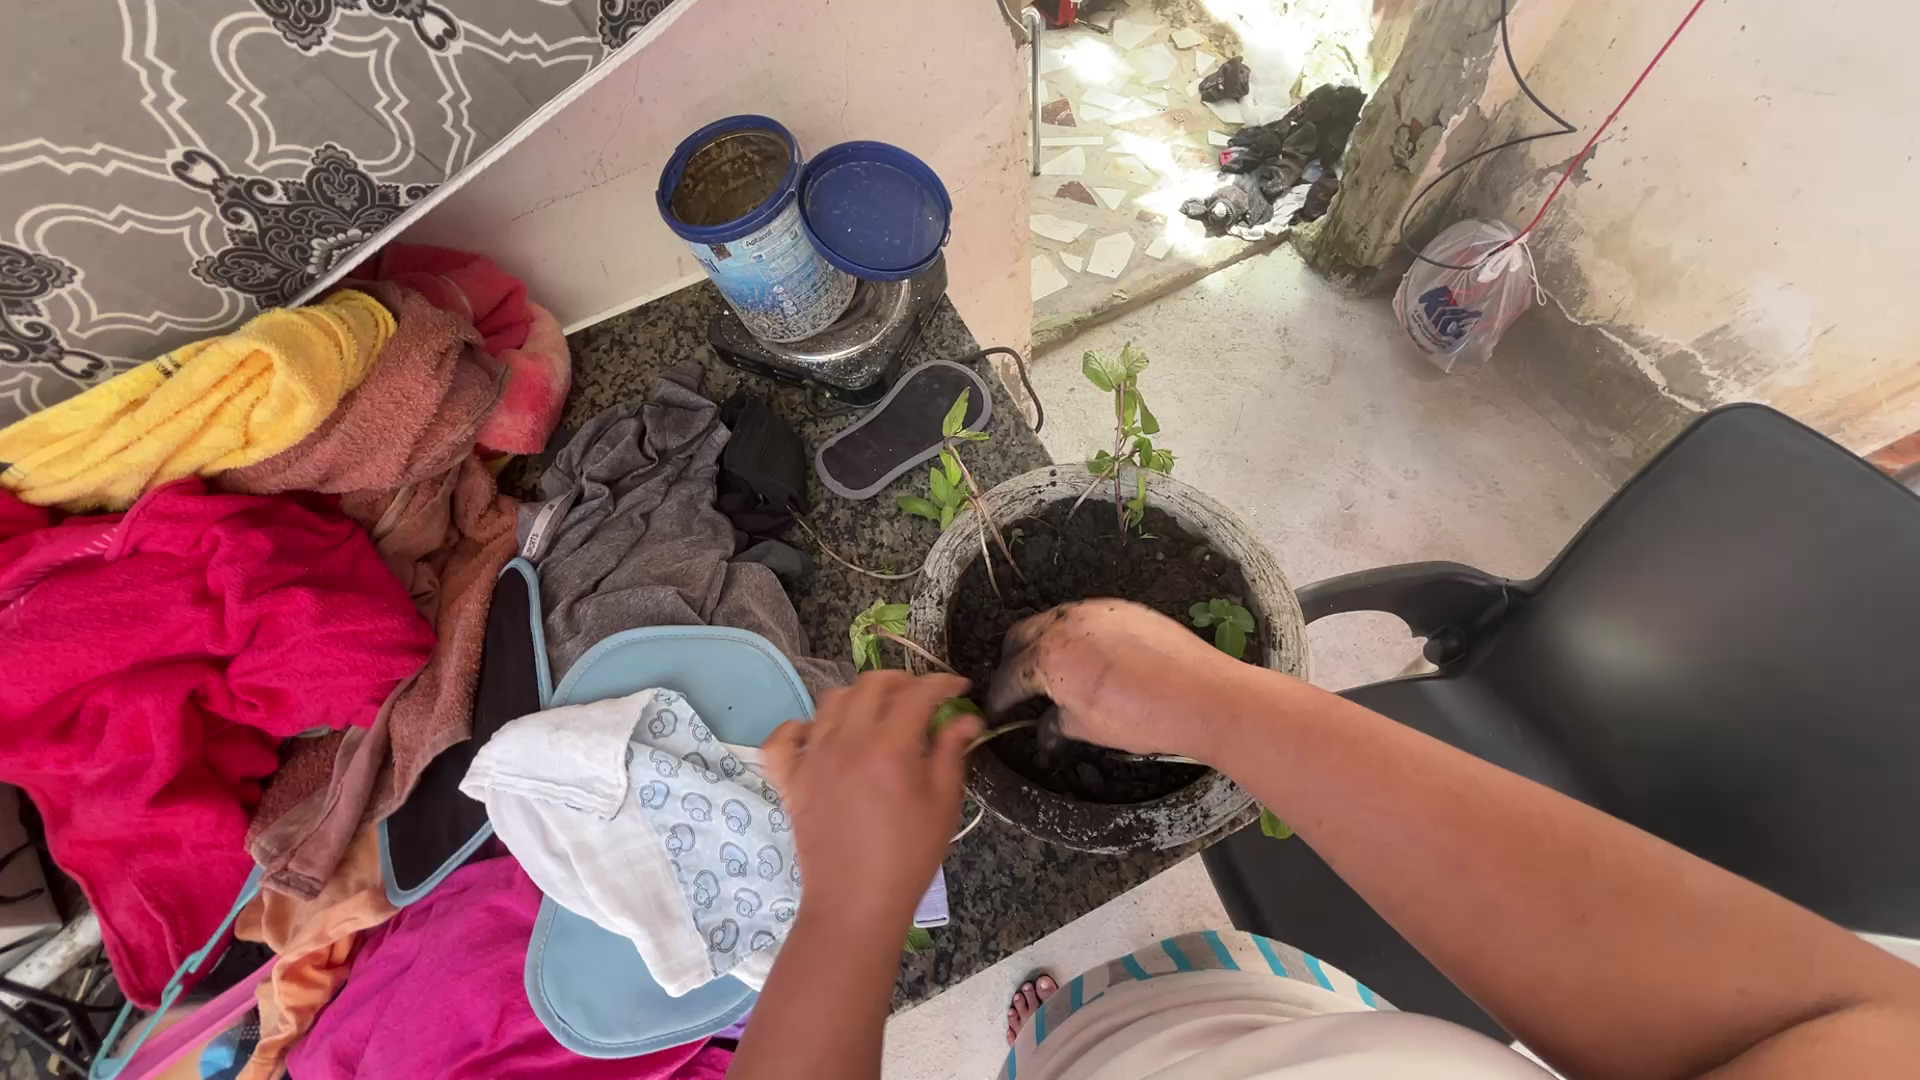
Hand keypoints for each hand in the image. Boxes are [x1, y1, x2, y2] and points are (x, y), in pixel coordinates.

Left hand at [762, 670, 979, 933]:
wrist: (855, 905)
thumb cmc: (908, 858)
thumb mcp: (943, 804)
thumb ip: (952, 752)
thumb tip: (966, 718)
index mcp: (890, 748)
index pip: (919, 693)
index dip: (943, 683)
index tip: (959, 688)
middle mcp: (847, 741)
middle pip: (873, 683)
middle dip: (904, 681)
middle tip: (922, 698)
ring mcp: (813, 758)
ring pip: (832, 700)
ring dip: (860, 696)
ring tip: (879, 713)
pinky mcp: (790, 779)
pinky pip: (784, 738)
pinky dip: (800, 728)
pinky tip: (820, 736)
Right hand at [985, 599, 1245, 760]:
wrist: (1203, 695)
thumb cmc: (1142, 718)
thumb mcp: (1090, 728)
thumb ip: (1057, 723)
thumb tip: (1044, 729)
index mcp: (1050, 657)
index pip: (1009, 677)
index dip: (1000, 698)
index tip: (997, 712)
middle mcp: (1064, 624)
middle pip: (1020, 637)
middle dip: (1012, 662)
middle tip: (1017, 688)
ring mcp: (1094, 611)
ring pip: (1051, 621)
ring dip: (1042, 643)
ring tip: (1052, 670)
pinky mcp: (1121, 608)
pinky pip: (1083, 617)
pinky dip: (1073, 635)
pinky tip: (1088, 657)